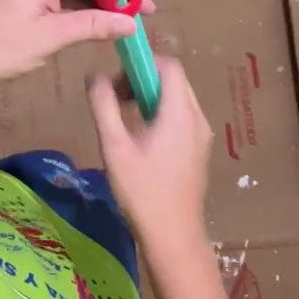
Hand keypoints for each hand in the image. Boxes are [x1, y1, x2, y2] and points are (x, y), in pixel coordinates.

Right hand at [87, 57, 212, 255]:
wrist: (173, 236)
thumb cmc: (142, 190)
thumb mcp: (114, 146)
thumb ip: (104, 105)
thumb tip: (95, 75)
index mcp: (180, 113)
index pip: (168, 65)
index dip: (142, 62)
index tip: (117, 77)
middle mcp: (197, 118)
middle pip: (174, 79)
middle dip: (143, 79)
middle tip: (116, 97)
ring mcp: (202, 135)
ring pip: (178, 97)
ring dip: (151, 96)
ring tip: (124, 116)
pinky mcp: (199, 150)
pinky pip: (182, 116)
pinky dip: (161, 112)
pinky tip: (141, 136)